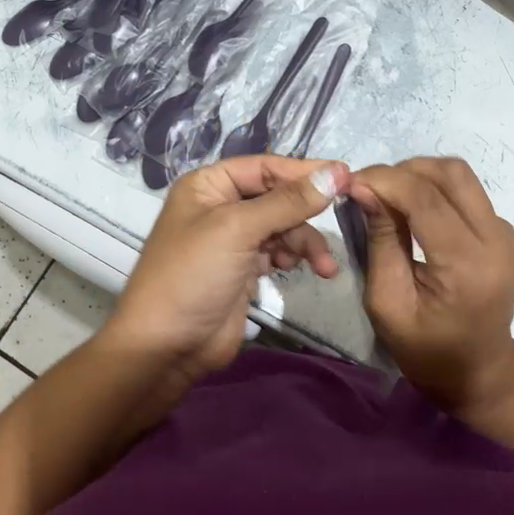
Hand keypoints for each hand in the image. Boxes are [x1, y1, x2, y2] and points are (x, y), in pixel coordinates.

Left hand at [104, 155, 346, 379]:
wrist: (166, 347)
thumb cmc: (193, 274)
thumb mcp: (239, 229)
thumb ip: (289, 201)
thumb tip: (337, 172)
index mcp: (208, 185)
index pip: (264, 167)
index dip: (304, 171)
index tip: (347, 177)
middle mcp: (219, 206)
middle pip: (277, 196)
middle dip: (305, 213)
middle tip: (340, 221)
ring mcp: (231, 239)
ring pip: (282, 226)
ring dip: (305, 242)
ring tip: (323, 266)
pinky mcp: (243, 270)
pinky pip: (278, 252)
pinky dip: (294, 258)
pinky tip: (304, 270)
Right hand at [352, 157, 513, 416]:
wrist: (478, 371)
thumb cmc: (425, 348)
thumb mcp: (387, 302)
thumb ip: (380, 240)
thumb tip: (362, 187)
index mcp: (466, 266)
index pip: (424, 198)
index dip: (384, 180)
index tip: (350, 183)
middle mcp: (495, 240)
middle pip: (449, 173)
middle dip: (402, 171)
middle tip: (370, 190)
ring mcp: (504, 232)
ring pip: (458, 175)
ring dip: (418, 175)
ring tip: (388, 197)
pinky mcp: (503, 230)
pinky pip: (465, 191)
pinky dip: (432, 189)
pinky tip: (411, 212)